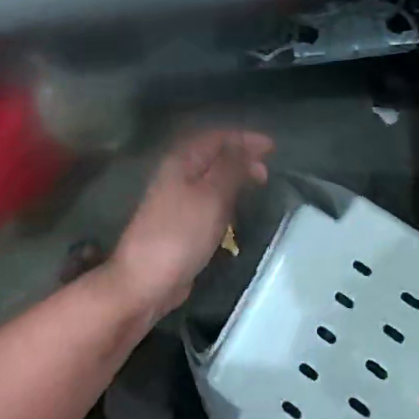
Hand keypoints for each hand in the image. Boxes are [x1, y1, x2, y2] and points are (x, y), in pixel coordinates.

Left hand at [108, 130, 274, 318]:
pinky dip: (225, 198)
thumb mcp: (212, 196)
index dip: (244, 138)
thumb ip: (230, 168)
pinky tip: (236, 210)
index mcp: (181, 161)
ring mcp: (176, 199)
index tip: (272, 147)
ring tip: (257, 185)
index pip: (216, 137)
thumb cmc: (180, 234)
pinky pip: (207, 200)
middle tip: (267, 171)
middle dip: (241, 157)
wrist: (145, 280)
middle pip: (212, 155)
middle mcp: (176, 174)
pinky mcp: (180, 223)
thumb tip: (245, 146)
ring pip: (210, 178)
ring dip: (234, 177)